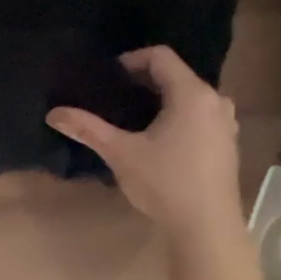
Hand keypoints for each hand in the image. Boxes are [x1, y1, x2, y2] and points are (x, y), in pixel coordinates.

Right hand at [46, 46, 242, 245]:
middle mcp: (215, 99)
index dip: (131, 59)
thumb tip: (54, 113)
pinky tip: (156, 139)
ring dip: (160, 100)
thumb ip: (88, 129)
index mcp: (191, 94)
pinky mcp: (226, 141)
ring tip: (132, 118)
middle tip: (112, 97)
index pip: (161, 57)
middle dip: (143, 82)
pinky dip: (175, 116)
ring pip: (188, 97)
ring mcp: (225, 121)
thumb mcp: (120, 153)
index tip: (106, 75)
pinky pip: (198, 115)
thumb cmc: (164, 182)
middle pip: (176, 76)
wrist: (205, 222)